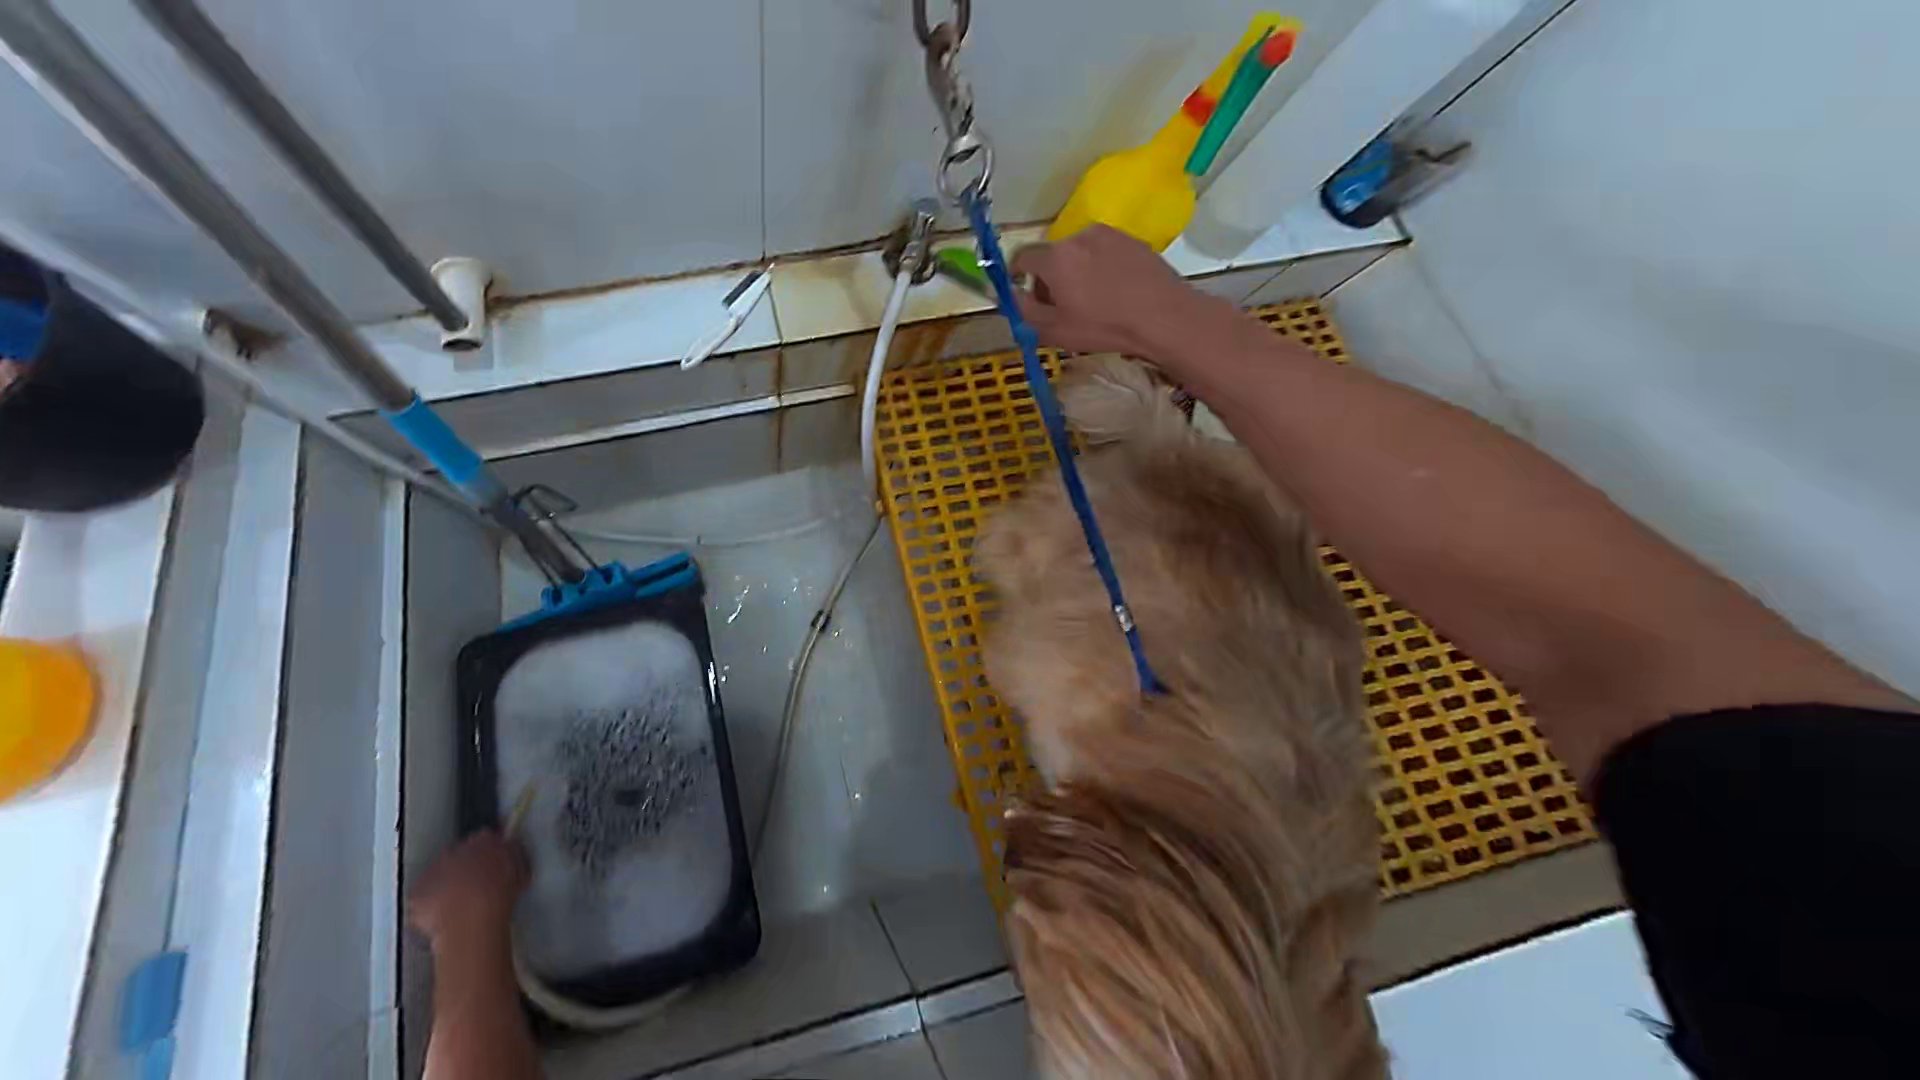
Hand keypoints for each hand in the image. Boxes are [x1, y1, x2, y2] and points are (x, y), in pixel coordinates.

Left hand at [408, 830, 527, 950]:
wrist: (469, 923)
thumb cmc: (501, 896)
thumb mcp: (521, 870)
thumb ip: (513, 853)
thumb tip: (509, 845)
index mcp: (484, 841)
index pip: (485, 836)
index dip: (490, 848)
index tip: (493, 859)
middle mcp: (456, 849)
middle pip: (459, 852)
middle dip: (465, 863)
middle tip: (476, 881)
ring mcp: (432, 871)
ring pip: (440, 871)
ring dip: (447, 880)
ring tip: (459, 900)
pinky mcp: (416, 893)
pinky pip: (423, 893)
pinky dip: (430, 900)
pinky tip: (442, 912)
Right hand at [1012, 225, 1223, 357]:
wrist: (1164, 317)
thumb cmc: (1104, 327)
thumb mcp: (1055, 330)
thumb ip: (1025, 311)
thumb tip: (1012, 296)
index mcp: (1055, 257)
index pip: (1022, 258)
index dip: (1016, 276)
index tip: (1022, 294)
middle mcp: (1079, 236)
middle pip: (1052, 255)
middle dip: (1049, 279)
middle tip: (1059, 308)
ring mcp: (1109, 234)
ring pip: (1079, 253)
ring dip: (1075, 272)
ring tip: (1090, 302)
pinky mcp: (1132, 240)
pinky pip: (1104, 253)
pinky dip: (1100, 269)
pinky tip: (1113, 293)